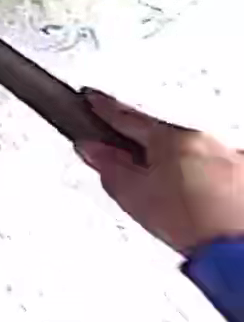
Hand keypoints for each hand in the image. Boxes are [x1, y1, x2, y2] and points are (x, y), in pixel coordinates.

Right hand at [77, 89, 243, 255]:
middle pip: (172, 141)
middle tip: (136, 166)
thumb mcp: (127, 190)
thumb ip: (105, 162)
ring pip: (205, 161)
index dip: (103, 107)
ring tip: (178, 197)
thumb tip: (95, 148)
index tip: (92, 99)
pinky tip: (209, 205)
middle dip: (153, 151)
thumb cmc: (197, 223)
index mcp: (178, 138)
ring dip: (188, 171)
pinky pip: (230, 179)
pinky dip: (217, 187)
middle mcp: (219, 146)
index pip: (127, 116)